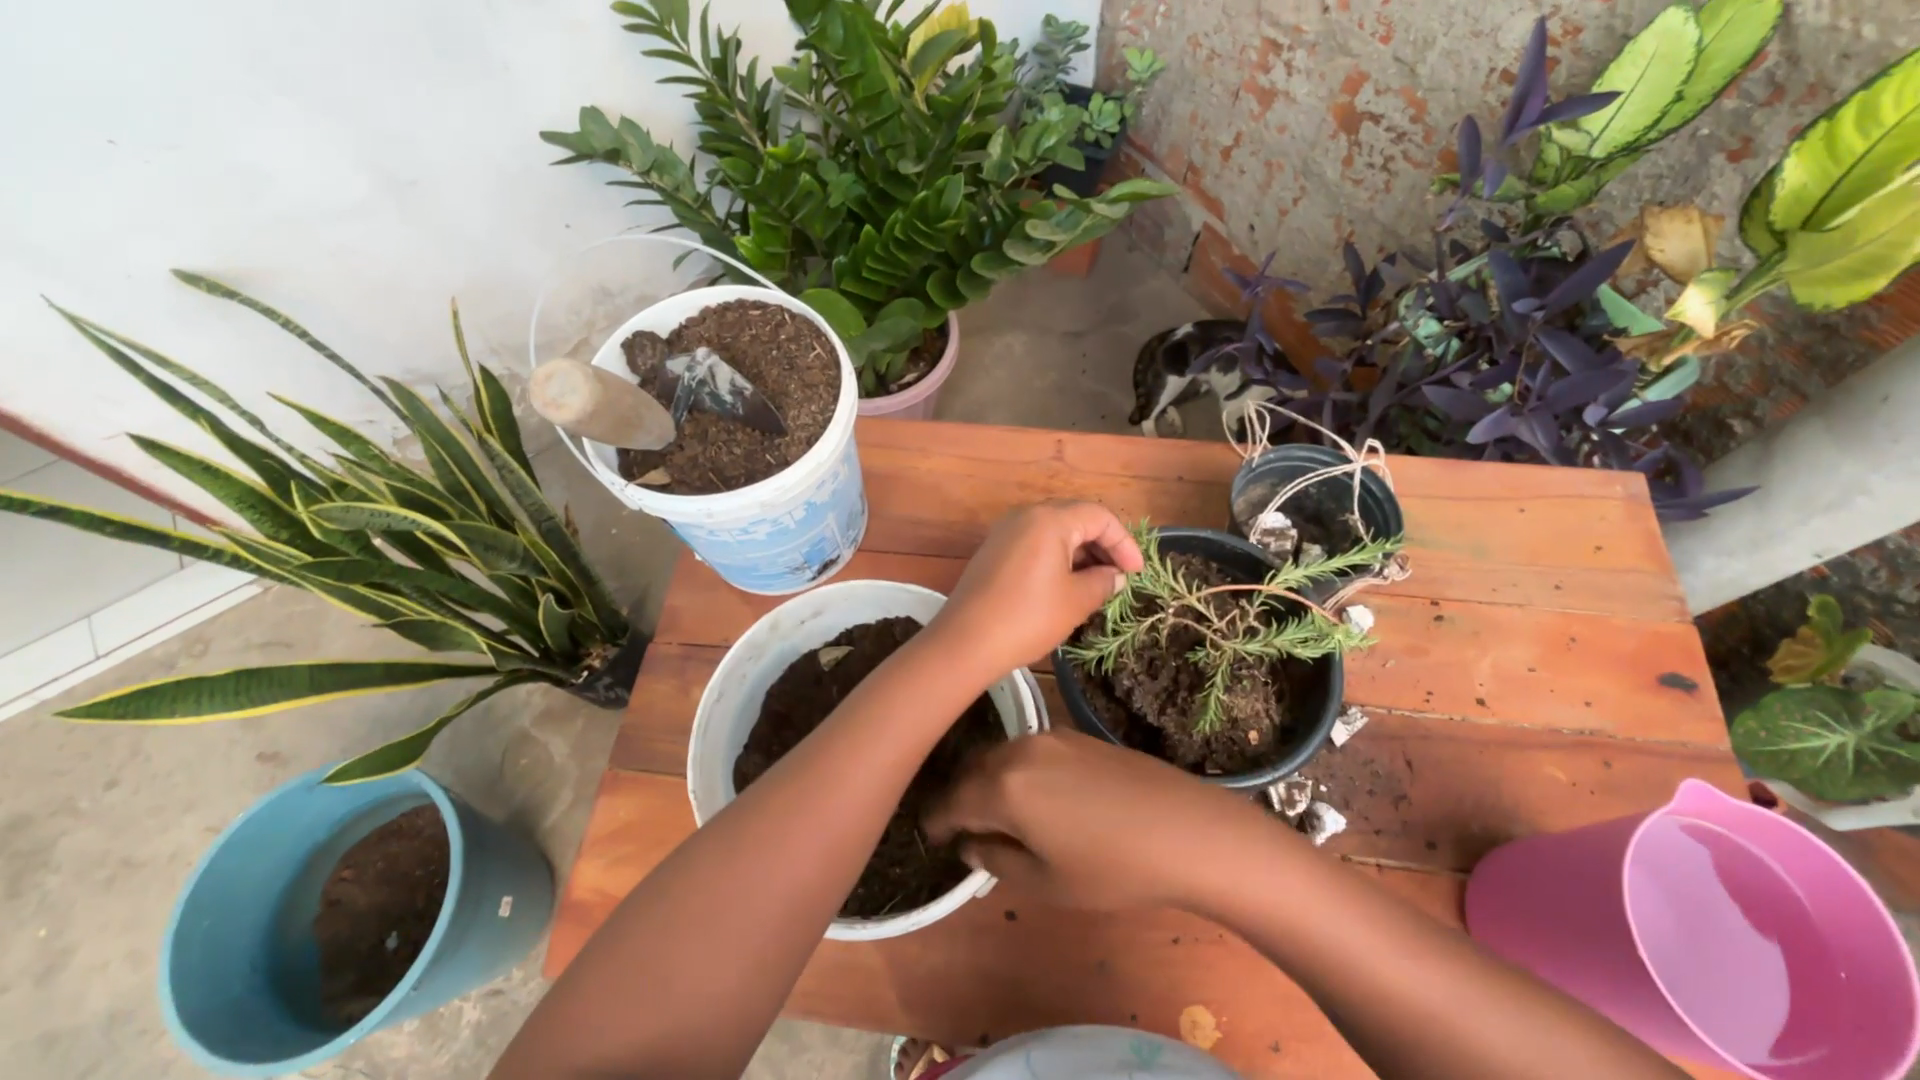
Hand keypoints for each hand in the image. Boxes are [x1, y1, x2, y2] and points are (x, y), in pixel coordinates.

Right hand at [923, 730, 1286, 910]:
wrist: (1188, 830)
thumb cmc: (1113, 868)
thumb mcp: (1045, 882)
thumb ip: (995, 860)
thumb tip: (970, 844)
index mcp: (1002, 786)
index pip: (950, 801)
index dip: (935, 822)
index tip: (931, 838)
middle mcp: (1018, 749)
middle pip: (971, 770)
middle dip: (959, 797)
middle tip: (958, 827)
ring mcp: (1051, 736)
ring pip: (1000, 755)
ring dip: (987, 780)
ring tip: (993, 812)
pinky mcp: (1077, 734)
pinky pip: (1028, 749)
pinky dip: (1016, 769)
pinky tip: (1031, 795)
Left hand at [927, 501, 1143, 685]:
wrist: (965, 642)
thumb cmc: (1027, 618)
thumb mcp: (1075, 601)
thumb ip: (1102, 582)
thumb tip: (1114, 576)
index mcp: (1049, 520)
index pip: (1099, 516)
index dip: (1124, 542)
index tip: (1137, 572)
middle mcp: (1025, 516)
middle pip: (1076, 518)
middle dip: (1103, 544)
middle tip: (1120, 575)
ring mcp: (1005, 532)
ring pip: (1054, 531)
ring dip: (1080, 552)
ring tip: (1097, 583)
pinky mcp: (993, 551)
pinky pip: (1035, 543)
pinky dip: (1057, 557)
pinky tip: (1066, 585)